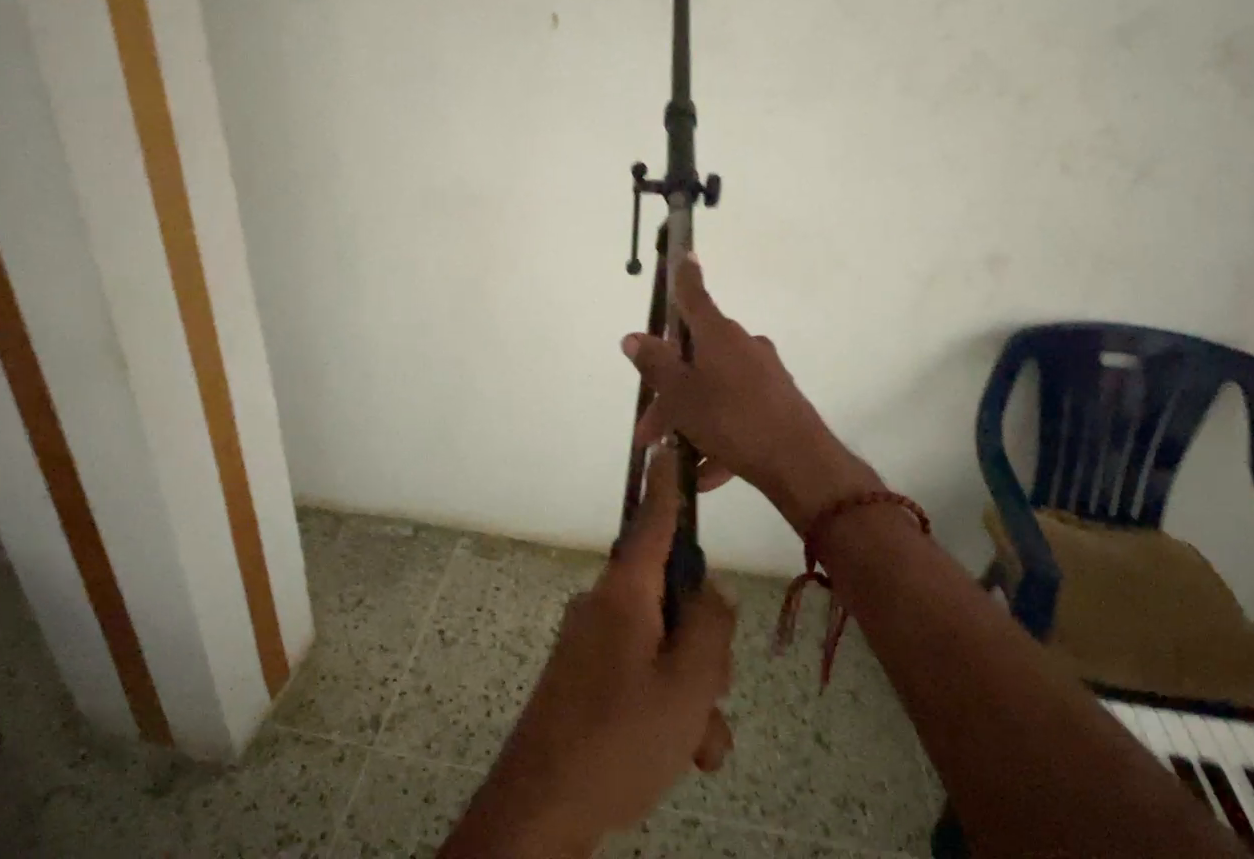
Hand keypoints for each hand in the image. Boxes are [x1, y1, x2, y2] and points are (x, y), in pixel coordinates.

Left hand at [442, 449, 735, 857]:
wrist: (541, 808)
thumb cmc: (621, 737)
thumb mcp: (689, 682)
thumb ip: (711, 627)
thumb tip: (711, 594)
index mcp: (625, 596)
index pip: (653, 525)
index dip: (667, 488)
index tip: (667, 446)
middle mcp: (604, 610)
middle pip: (671, 599)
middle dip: (704, 645)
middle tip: (712, 694)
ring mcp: (590, 648)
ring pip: (663, 648)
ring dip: (691, 692)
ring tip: (698, 746)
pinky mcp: (584, 682)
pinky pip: (639, 677)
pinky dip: (666, 708)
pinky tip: (681, 754)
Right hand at [622, 255, 879, 530]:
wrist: (799, 462)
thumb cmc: (732, 420)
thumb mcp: (681, 395)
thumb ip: (655, 365)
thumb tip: (634, 336)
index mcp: (718, 335)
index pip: (694, 296)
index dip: (684, 277)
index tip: (684, 253)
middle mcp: (743, 347)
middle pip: (695, 360)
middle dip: (668, 396)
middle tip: (648, 433)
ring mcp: (763, 375)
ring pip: (713, 392)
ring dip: (690, 422)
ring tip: (678, 461)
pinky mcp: (777, 403)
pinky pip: (736, 416)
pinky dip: (718, 440)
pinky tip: (708, 474)